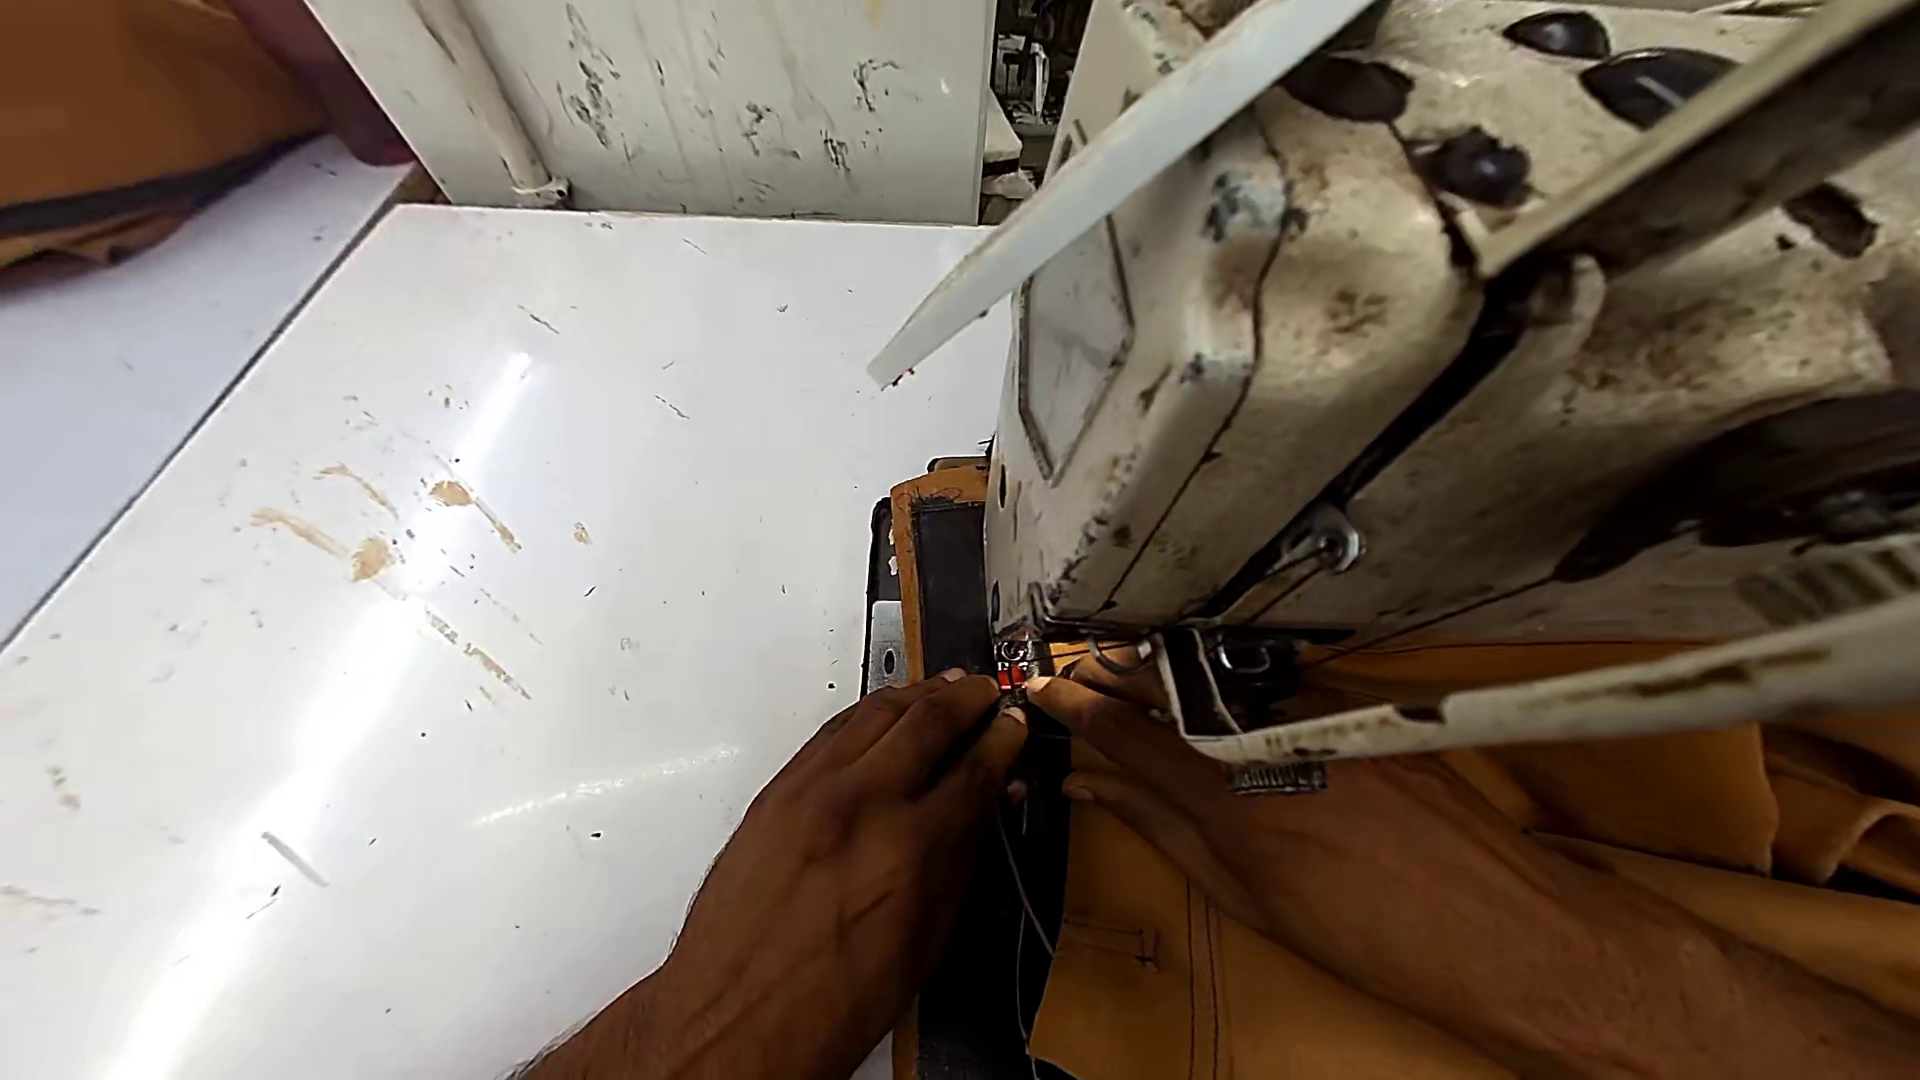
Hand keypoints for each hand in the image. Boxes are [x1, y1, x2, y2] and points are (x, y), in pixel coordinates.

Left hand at [529, 671, 1026, 1079]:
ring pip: (880, 710)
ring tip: (946, 684)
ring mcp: (814, 788)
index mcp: (910, 851)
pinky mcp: (780, 787)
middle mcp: (862, 806)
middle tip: (987, 690)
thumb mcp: (926, 940)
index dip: (1003, 740)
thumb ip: (963, 858)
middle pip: (930, 720)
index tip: (1013, 726)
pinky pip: (836, 726)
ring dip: (921, 690)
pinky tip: (889, 703)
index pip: (974, 770)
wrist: (729, 1019)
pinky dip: (872, 706)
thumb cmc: (832, 1001)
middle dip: (969, 697)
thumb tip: (988, 802)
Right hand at [1027, 666, 1919, 1077]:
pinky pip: (1252, 678)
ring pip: (1200, 675)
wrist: (1512, 933)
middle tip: (1068, 663)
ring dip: (1149, 668)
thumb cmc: (1360, 934)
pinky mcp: (1340, 699)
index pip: (1121, 732)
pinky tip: (1194, 676)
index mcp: (1219, 798)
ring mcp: (1300, 711)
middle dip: (1102, 672)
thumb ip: (1158, 826)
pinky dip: (1208, 676)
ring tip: (1112, 662)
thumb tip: (1088, 787)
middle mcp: (1252, 739)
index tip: (1039, 687)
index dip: (1073, 705)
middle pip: (1153, 688)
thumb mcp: (1243, 895)